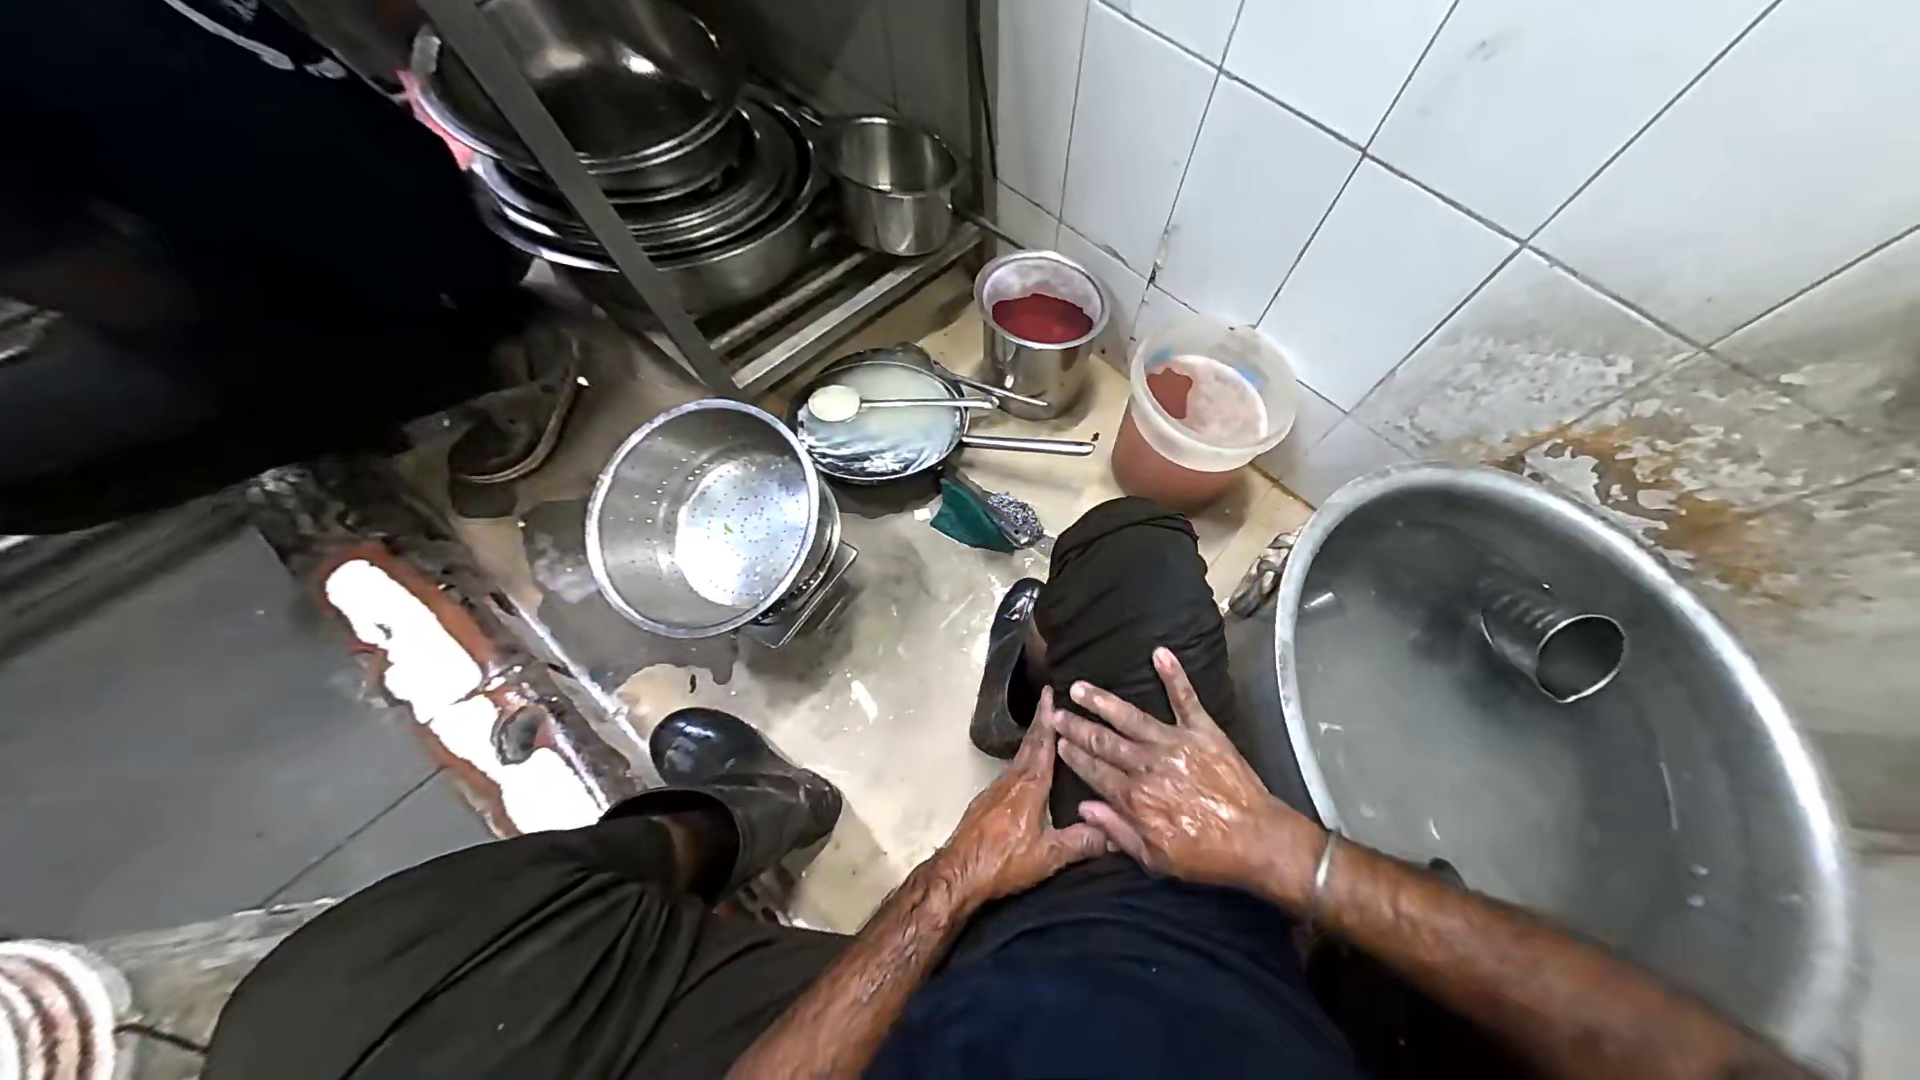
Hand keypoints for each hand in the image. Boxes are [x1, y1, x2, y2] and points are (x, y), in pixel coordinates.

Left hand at [933, 689, 1107, 904]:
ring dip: (1033, 741)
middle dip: (1041, 722)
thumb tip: (1118, 834)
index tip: (1051, 692)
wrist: (959, 872)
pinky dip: (1023, 761)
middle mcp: (1012, 779)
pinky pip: (1011, 772)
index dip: (1049, 717)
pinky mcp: (987, 802)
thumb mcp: (1050, 855)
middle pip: (1029, 744)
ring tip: (1047, 732)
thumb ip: (1083, 841)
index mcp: (1030, 784)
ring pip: (1019, 758)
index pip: (1043, 743)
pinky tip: (1028, 771)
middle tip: (1050, 701)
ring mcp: (996, 789)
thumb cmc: (1004, 860)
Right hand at [1047, 647, 1326, 908]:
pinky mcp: (1202, 732)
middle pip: (1103, 740)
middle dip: (1075, 726)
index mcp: (1136, 798)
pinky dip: (1173, 675)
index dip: (1073, 754)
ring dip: (1101, 700)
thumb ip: (1117, 831)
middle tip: (1055, 712)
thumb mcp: (1156, 860)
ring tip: (1079, 687)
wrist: (1260, 841)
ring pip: (1129, 717)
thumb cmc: (1207, 856)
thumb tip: (1084, 807)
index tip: (1057, 741)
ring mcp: (1174, 743)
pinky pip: (1185, 699)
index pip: (1094, 770)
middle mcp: (1148, 765)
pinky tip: (1160, 653)